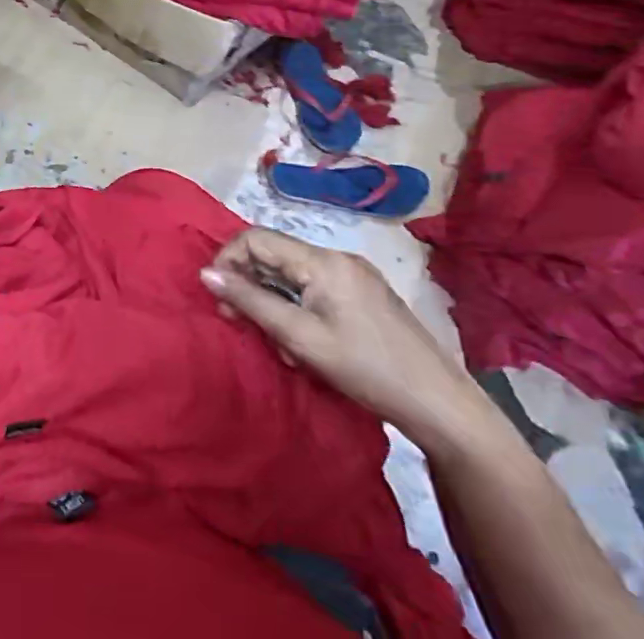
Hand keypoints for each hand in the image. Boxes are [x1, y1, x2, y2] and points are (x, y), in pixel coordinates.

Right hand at [201, 228, 489, 453]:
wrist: (438, 403)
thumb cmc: (364, 368)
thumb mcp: (299, 336)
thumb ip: (250, 301)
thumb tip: (205, 274)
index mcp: (323, 261)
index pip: (256, 239)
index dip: (228, 261)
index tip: (218, 298)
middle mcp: (338, 257)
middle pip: (275, 255)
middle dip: (249, 285)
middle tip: (240, 323)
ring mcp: (354, 274)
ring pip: (292, 274)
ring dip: (273, 301)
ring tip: (278, 342)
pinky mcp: (364, 293)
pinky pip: (314, 288)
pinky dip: (296, 307)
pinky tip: (302, 342)